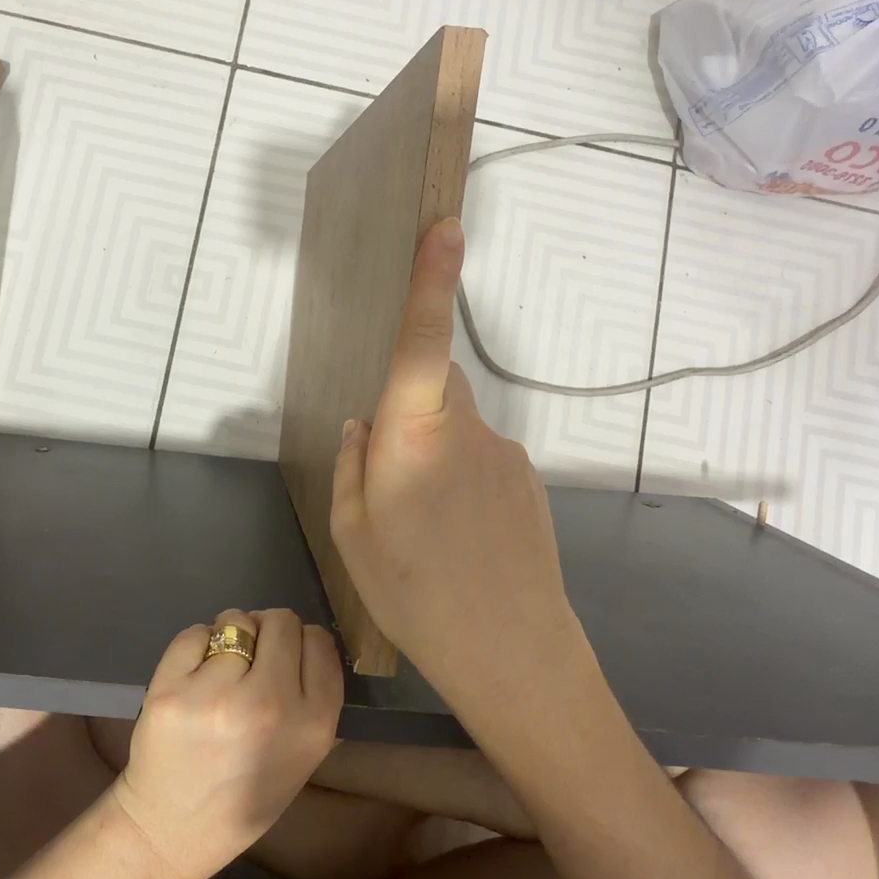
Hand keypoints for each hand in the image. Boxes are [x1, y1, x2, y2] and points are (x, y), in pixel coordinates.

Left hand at [110, 608, 343, 878]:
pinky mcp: (170, 689)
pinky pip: (194, 633)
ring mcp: (216, 695)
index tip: (286, 659)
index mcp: (311, 725)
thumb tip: (303, 639)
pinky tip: (192, 677)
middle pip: (279, 621)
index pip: (318, 641)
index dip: (301, 643)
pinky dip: (195, 645)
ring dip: (229, 637)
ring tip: (219, 673)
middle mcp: (269, 704)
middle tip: (250, 663)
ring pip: (236, 621)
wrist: (173, 828)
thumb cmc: (245, 795)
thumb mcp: (303, 757)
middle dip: (267, 633)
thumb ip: (311, 698)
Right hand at [328, 218, 572, 686]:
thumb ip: (350, 465)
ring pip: (456, 430)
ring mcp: (507, 455)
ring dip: (433, 458)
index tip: (446, 223)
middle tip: (388, 484)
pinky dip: (461, 485)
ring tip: (427, 532)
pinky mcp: (529, 483)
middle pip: (434, 386)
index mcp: (414, 437)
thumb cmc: (414, 594)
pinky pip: (482, 462)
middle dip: (408, 410)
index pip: (421, 343)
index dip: (432, 282)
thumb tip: (363, 425)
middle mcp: (468, 430)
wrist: (514, 655)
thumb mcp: (350, 534)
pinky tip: (458, 542)